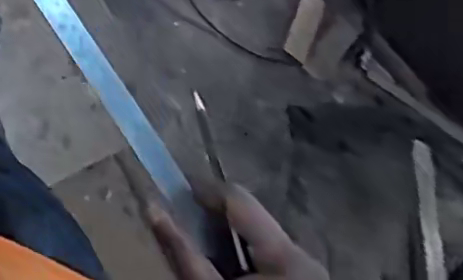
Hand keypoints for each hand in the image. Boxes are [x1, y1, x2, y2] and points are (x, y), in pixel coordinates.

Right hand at [146, 186, 327, 279]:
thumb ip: (182, 251)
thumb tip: (151, 206)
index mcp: (286, 255)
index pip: (236, 197)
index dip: (201, 191)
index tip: (171, 195)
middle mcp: (304, 260)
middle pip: (248, 221)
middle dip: (213, 225)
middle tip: (183, 234)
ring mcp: (311, 279)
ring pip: (259, 246)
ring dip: (228, 248)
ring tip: (205, 263)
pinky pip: (271, 268)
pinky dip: (245, 268)